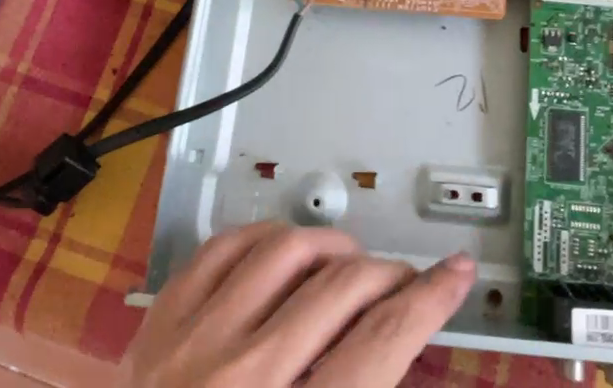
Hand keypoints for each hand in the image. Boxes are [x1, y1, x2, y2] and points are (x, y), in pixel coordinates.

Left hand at [121, 222, 475, 387]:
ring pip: (285, 249)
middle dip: (390, 274)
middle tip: (403, 285)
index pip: (384, 339)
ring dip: (331, 248)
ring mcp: (193, 345)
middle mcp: (243, 379)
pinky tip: (284, 251)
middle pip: (343, 285)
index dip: (431, 298)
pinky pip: (222, 247)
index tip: (455, 274)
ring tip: (347, 267)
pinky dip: (264, 238)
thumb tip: (402, 346)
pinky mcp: (158, 327)